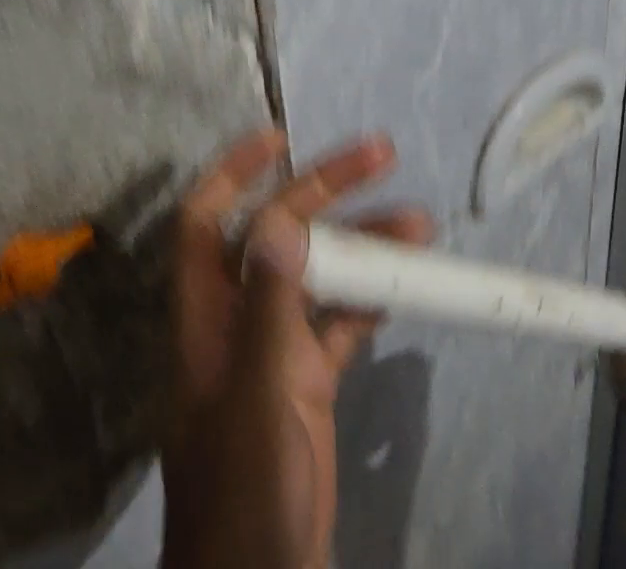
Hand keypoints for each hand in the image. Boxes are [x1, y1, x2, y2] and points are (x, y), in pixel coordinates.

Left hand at [159, 129, 432, 568]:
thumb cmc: (246, 489)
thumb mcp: (258, 397)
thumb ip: (269, 311)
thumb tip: (279, 221)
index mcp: (206, 318)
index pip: (205, 222)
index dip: (234, 171)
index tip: (282, 136)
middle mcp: (236, 322)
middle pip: (275, 237)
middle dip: (323, 192)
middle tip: (381, 157)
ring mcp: (273, 352)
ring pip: (318, 276)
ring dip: (363, 246)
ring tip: (420, 224)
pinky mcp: (307, 382)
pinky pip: (340, 323)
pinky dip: (370, 298)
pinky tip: (406, 281)